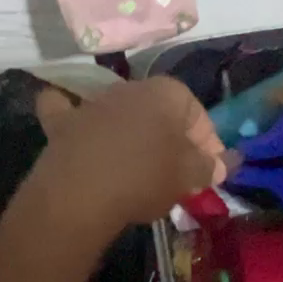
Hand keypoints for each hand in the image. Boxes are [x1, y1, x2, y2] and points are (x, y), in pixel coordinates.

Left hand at [31, 76, 225, 230]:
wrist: (80, 194)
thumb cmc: (145, 178)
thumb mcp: (188, 177)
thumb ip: (208, 166)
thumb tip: (220, 164)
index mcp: (165, 92)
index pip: (197, 113)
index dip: (209, 143)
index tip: (209, 171)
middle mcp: (129, 87)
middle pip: (159, 112)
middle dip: (172, 138)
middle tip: (179, 172)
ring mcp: (93, 103)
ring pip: (120, 111)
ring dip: (132, 132)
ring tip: (139, 166)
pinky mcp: (62, 123)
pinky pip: (69, 111)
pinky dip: (75, 116)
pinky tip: (80, 126)